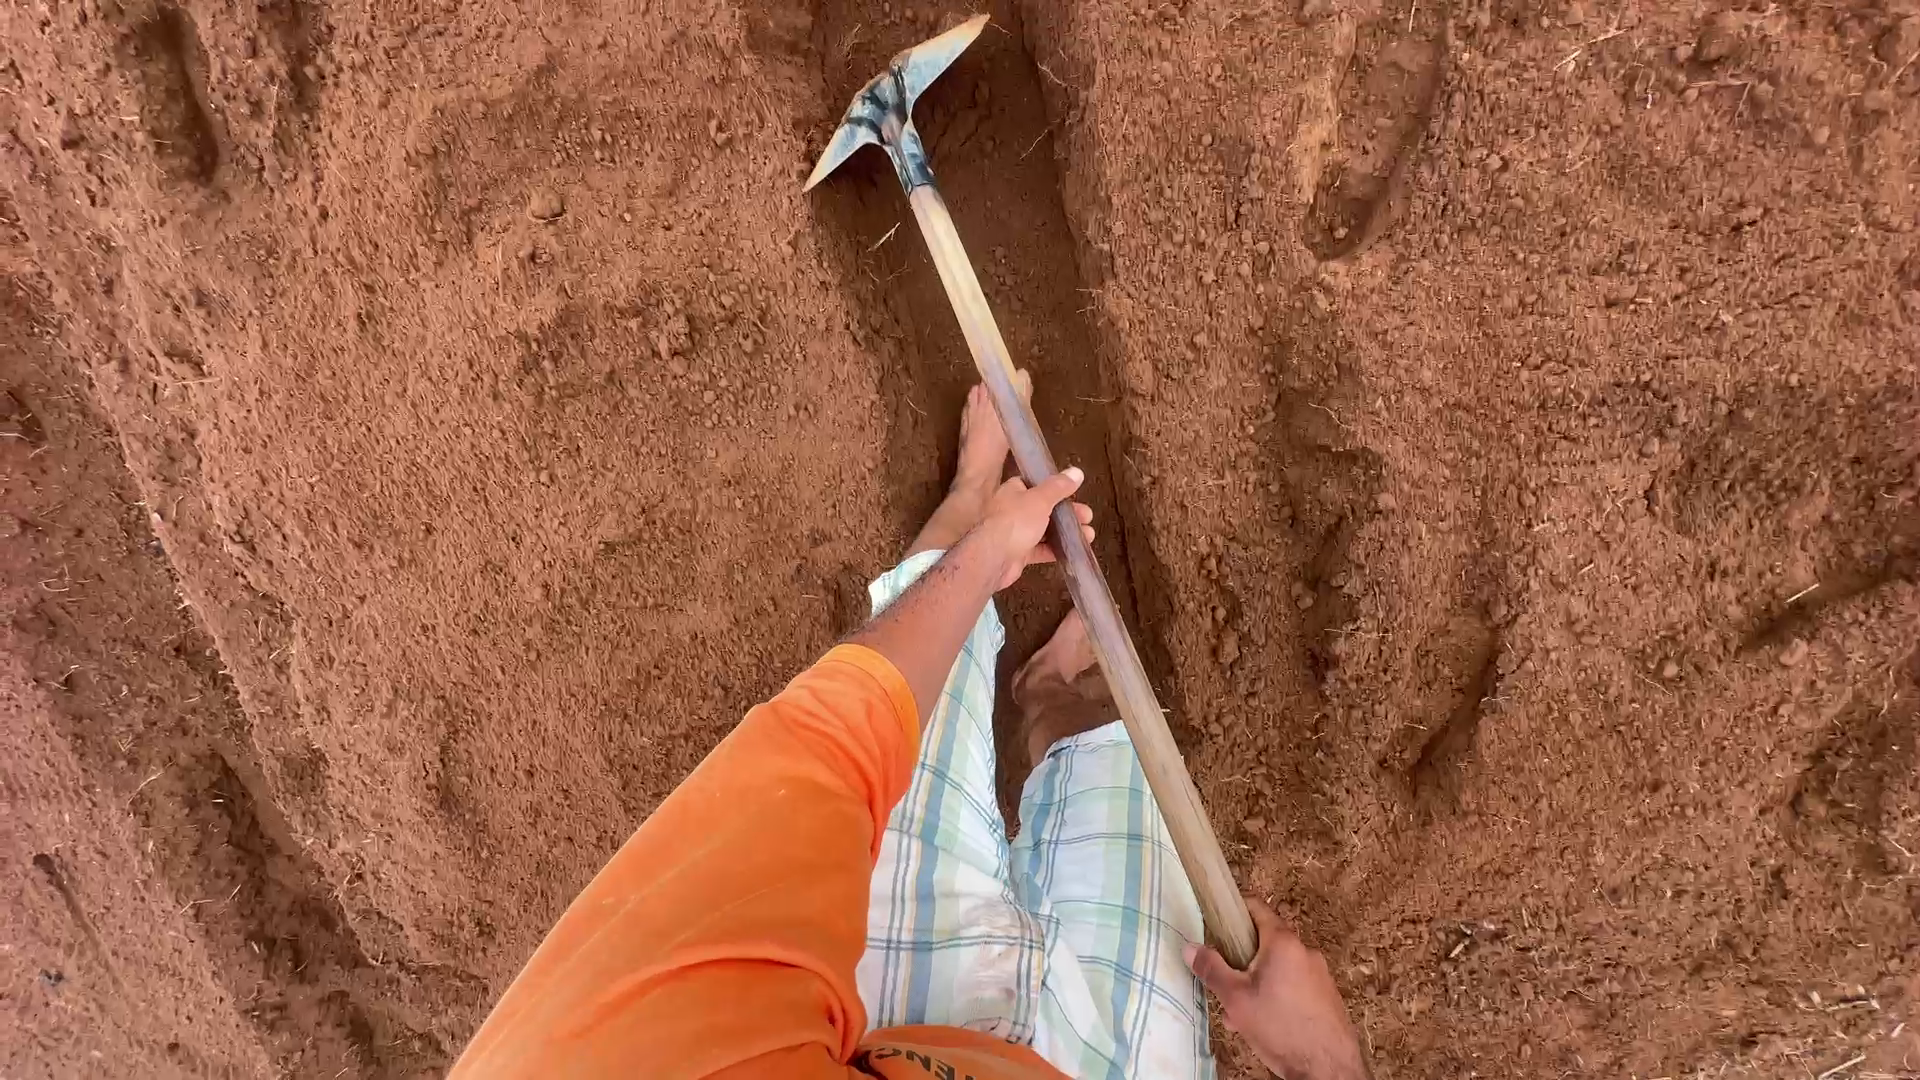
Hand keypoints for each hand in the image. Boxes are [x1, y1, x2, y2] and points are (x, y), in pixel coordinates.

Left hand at [973, 467, 1093, 589]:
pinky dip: (1055, 550)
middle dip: (1067, 513)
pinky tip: (1073, 551)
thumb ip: (1059, 487)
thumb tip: (1076, 472)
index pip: (1035, 485)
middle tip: (1087, 516)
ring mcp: (1014, 533)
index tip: (1073, 493)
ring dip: (1065, 532)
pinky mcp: (1017, 553)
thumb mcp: (1040, 499)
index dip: (1055, 488)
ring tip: (1088, 535)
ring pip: (1044, 530)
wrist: (993, 558)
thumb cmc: (1014, 522)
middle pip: (1043, 509)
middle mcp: (1012, 511)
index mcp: (1013, 491)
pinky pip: (1040, 550)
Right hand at [1184, 898, 1370, 1079]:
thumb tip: (1189, 947)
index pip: (1254, 906)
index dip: (1232, 911)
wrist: (1331, 1074)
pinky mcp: (1329, 998)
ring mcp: (1321, 975)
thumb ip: (1211, 969)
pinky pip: (1295, 986)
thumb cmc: (1280, 1027)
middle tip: (1226, 983)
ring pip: (1279, 968)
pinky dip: (1278, 996)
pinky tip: (1268, 1024)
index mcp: (1283, 941)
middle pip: (1264, 942)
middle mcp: (1305, 950)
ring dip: (1258, 982)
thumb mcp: (1236, 998)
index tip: (1215, 927)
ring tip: (1242, 1014)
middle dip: (1241, 961)